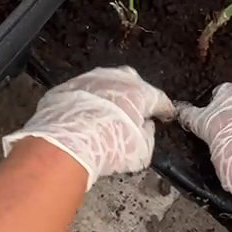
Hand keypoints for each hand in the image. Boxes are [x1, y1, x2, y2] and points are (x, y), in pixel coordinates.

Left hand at [0, 67, 173, 187]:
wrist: (66, 144)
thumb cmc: (109, 146)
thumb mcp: (141, 152)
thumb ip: (148, 136)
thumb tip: (146, 128)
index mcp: (141, 92)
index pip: (159, 98)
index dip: (163, 109)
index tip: (165, 115)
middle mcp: (117, 78)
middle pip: (132, 82)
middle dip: (135, 94)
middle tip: (133, 111)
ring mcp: (90, 79)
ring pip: (104, 83)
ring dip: (108, 95)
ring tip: (106, 113)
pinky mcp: (67, 86)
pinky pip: (81, 92)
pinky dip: (85, 101)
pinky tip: (83, 115)